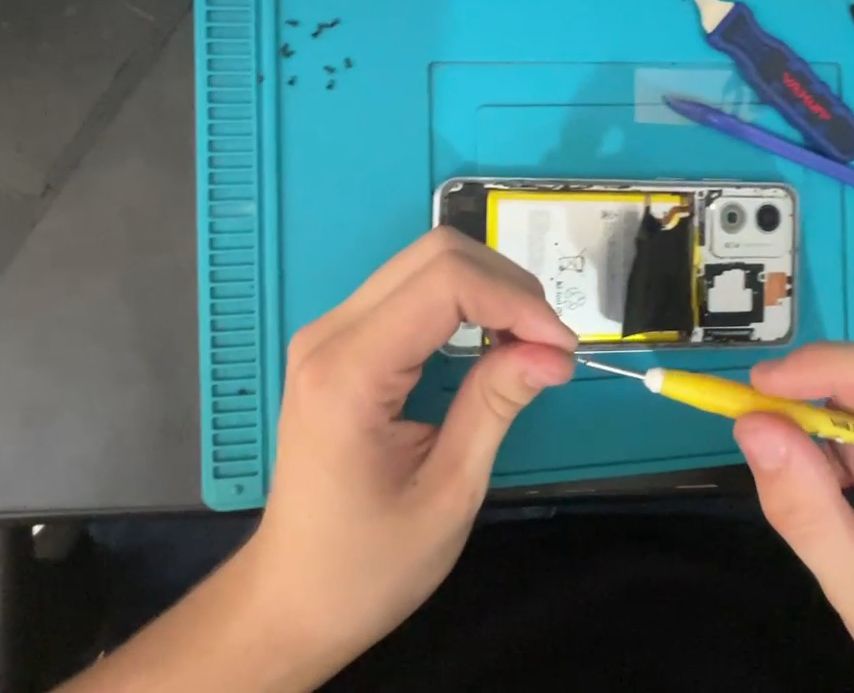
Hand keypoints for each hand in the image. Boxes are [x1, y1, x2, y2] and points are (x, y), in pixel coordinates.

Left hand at [240, 228, 575, 685]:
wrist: (291, 598)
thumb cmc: (368, 565)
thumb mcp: (449, 492)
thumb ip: (497, 404)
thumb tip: (556, 351)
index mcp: (349, 372)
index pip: (445, 283)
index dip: (516, 301)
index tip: (561, 350)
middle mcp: (330, 333)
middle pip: (435, 254)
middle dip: (507, 286)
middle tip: (549, 345)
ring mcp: (329, 331)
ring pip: (425, 262)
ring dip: (489, 289)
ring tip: (529, 343)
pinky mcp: (340, 340)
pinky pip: (411, 289)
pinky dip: (465, 301)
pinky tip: (491, 339)